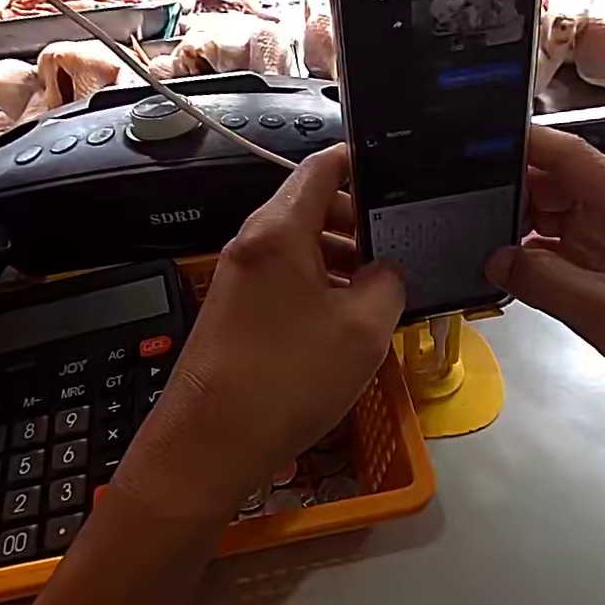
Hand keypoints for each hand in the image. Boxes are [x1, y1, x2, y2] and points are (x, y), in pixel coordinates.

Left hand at [116, 145, 404, 522]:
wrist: (210, 442)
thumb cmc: (284, 380)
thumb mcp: (363, 329)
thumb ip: (387, 283)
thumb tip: (385, 273)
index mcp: (278, 231)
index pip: (321, 168)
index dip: (359, 163)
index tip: (391, 174)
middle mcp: (251, 245)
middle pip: (309, 207)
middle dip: (356, 220)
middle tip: (394, 246)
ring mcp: (239, 279)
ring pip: (298, 247)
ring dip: (339, 258)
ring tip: (376, 289)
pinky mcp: (236, 311)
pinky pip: (284, 280)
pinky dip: (317, 285)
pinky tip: (343, 320)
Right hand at [485, 128, 604, 413]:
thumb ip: (543, 281)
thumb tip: (495, 260)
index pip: (570, 155)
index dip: (525, 142)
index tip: (479, 142)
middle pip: (556, 180)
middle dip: (513, 189)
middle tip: (468, 207)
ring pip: (555, 211)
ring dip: (520, 223)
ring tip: (481, 237)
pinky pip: (561, 241)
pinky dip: (533, 250)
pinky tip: (509, 265)